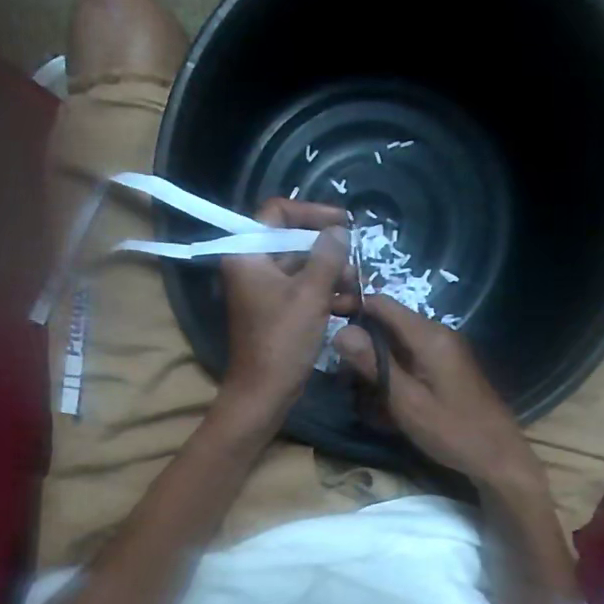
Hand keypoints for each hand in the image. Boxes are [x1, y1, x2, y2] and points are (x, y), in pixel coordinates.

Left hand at [218, 199, 355, 423]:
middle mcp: (251, 266)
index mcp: (248, 254)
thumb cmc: (283, 339)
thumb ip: (328, 255)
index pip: (277, 212)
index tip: (343, 223)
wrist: (264, 391)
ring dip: (332, 275)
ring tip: (355, 291)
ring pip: (303, 267)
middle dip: (328, 252)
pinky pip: (302, 289)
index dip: (311, 212)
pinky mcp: (275, 310)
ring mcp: (263, 289)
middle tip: (354, 267)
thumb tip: (339, 230)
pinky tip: (349, 306)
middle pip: (294, 241)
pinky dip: (324, 294)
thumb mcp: (311, 293)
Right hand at [332, 296, 535, 480]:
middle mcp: (439, 335)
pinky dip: (391, 370)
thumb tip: (341, 331)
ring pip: (397, 342)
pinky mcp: (447, 367)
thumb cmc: (452, 431)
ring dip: (374, 359)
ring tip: (355, 387)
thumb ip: (373, 363)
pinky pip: (410, 357)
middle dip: (360, 339)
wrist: (500, 459)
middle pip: (389, 322)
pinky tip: (381, 396)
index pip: (383, 304)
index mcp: (429, 337)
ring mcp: (445, 351)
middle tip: (338, 368)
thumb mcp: (406, 400)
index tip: (326, 317)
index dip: (352, 305)